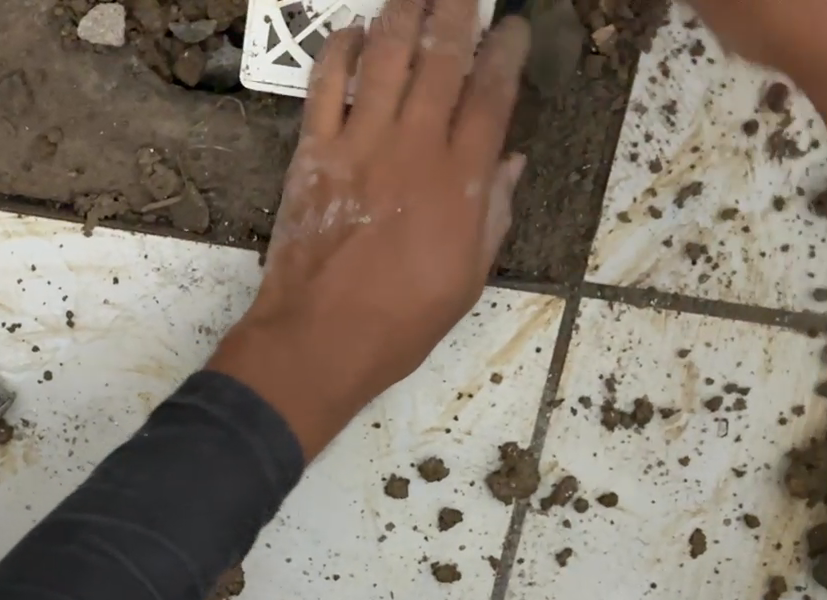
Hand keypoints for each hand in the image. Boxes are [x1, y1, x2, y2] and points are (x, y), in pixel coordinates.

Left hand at [209, 0, 531, 458]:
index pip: (493, 94)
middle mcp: (416, 146)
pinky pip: (324, 85)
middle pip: (443, 56)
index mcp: (462, 181)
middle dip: (459, 11)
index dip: (506, 52)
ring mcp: (360, 145)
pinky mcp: (313, 154)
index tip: (512, 29)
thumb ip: (493, 217)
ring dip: (404, 13)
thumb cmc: (398, 325)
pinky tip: (351, 34)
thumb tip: (512, 162)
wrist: (319, 340)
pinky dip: (338, 51)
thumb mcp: (465, 282)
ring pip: (387, 55)